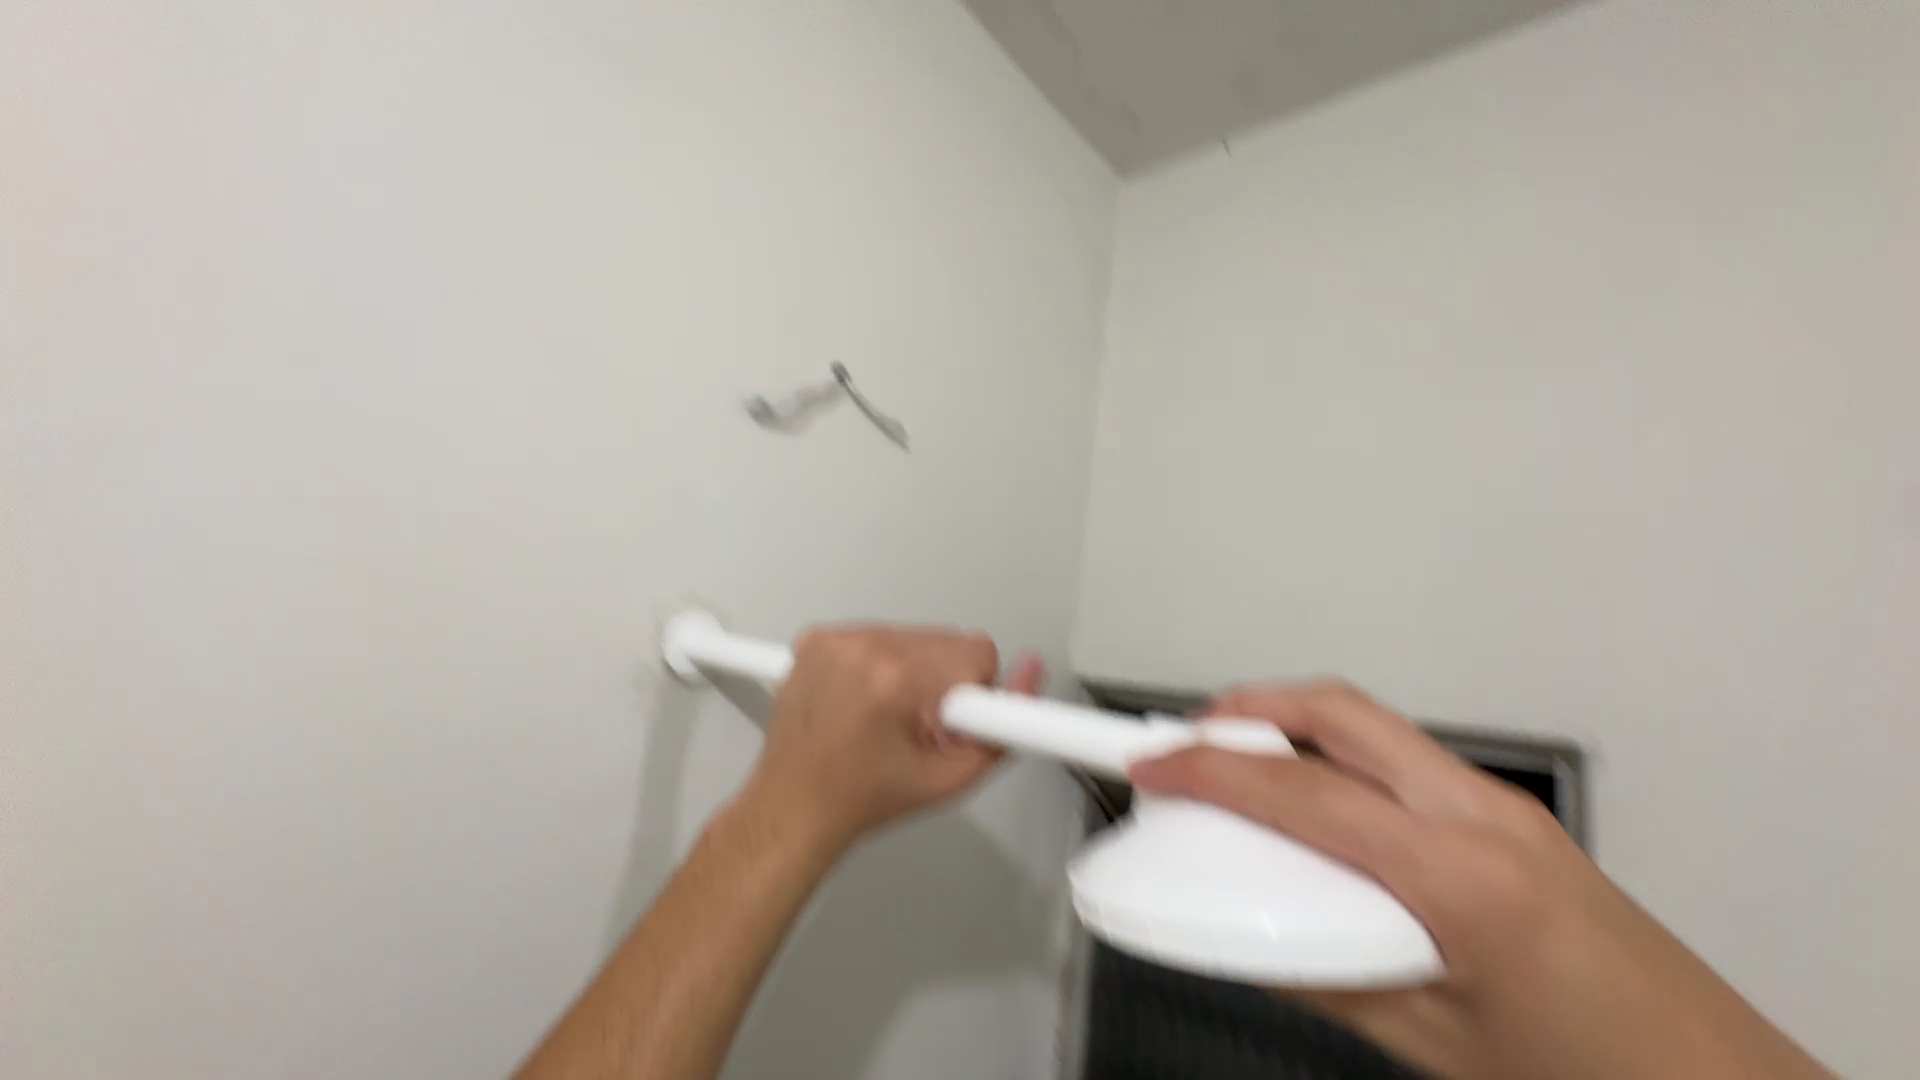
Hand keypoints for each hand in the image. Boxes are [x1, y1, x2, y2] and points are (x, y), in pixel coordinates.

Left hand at [746, 625, 1044, 847]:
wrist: (792, 806)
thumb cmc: (861, 798)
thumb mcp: (951, 778)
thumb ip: (1004, 728)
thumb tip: (1030, 675)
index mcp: (895, 679)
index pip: (977, 651)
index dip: (976, 693)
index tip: (959, 718)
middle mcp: (862, 647)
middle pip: (946, 641)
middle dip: (946, 682)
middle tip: (919, 726)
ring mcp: (836, 640)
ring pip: (914, 636)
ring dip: (915, 671)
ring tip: (889, 716)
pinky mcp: (819, 639)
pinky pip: (878, 636)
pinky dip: (882, 664)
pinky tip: (866, 702)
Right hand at [1128, 681, 1834, 1079]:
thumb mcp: (1434, 1042)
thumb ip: (1325, 974)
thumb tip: (1239, 931)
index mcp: (1461, 875)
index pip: (1302, 791)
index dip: (1210, 768)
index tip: (1150, 765)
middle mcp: (1482, 814)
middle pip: (1342, 711)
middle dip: (1251, 705)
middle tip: (1190, 741)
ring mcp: (1502, 806)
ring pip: (1371, 725)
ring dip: (1293, 726)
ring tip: (1238, 767)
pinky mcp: (1510, 818)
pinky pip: (1399, 760)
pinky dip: (1334, 757)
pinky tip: (1313, 806)